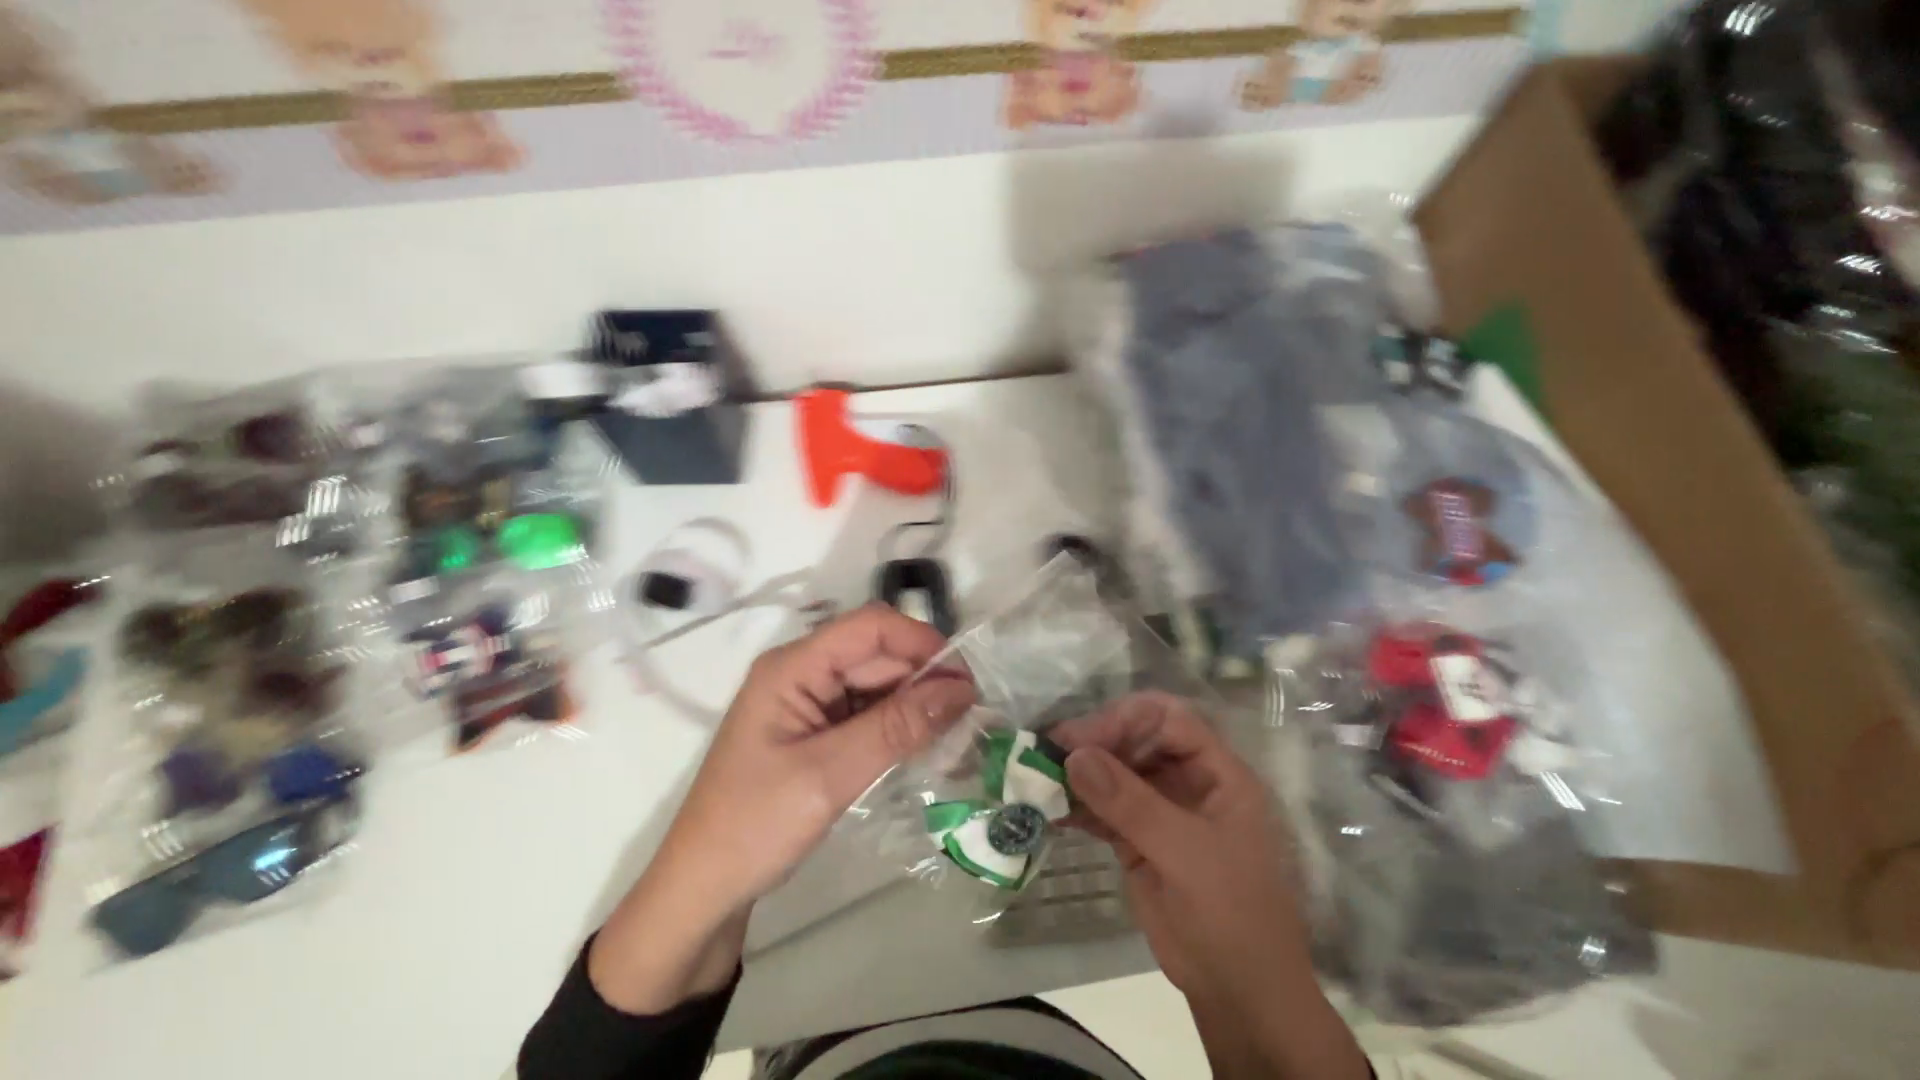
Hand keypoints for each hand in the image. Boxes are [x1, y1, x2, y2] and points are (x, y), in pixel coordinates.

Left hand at [658, 605, 975, 907]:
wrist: (702, 887)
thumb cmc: (754, 826)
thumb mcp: (829, 775)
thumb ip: (895, 728)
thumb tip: (961, 689)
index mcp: (791, 668)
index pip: (869, 627)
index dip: (921, 643)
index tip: (966, 683)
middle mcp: (799, 673)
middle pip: (875, 654)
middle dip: (923, 677)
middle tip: (970, 719)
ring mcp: (805, 703)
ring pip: (874, 684)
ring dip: (913, 703)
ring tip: (955, 734)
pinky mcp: (812, 733)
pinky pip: (864, 713)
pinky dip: (895, 726)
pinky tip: (922, 747)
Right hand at [1053, 693, 1368, 1078]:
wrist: (1240, 991)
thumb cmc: (1231, 914)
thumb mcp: (1186, 854)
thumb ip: (1131, 803)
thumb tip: (1074, 755)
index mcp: (1217, 773)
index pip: (1168, 719)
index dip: (1125, 719)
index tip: (1081, 740)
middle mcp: (1188, 783)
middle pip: (1136, 740)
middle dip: (1094, 743)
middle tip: (1046, 756)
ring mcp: (1161, 813)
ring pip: (1115, 774)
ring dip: (1079, 774)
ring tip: (1037, 779)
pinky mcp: (1138, 843)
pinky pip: (1103, 810)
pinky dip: (1076, 807)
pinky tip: (1048, 810)